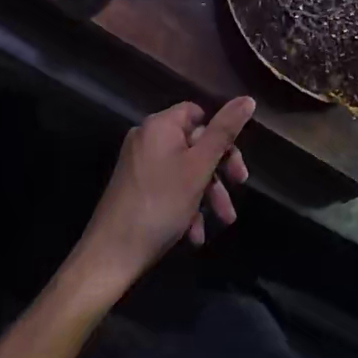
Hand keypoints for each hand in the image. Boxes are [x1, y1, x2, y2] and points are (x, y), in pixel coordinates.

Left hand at [70, 97, 253, 288]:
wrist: (109, 258)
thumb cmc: (161, 204)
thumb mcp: (201, 165)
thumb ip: (225, 131)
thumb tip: (248, 99)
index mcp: (160, 126)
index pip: (198, 113)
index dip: (220, 133)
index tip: (234, 158)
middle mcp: (147, 140)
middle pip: (196, 144)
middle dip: (220, 170)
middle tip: (239, 185)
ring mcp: (139, 166)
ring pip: (186, 170)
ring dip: (208, 193)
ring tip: (224, 220)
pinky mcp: (136, 190)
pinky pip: (170, 187)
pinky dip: (187, 205)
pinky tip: (195, 234)